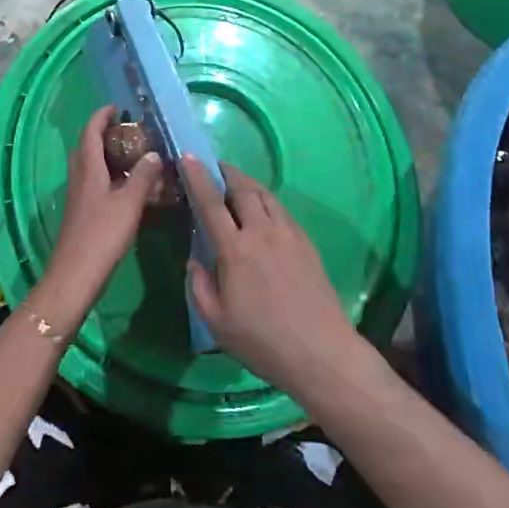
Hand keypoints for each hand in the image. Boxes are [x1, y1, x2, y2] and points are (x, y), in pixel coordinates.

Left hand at [46, 106, 162, 295]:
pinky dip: (106, 175)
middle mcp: (79, 179)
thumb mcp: (129, 204)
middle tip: (125, 130)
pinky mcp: (81, 213)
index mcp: (88, 170)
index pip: (90, 133)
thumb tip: (154, 154)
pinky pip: (92, 183)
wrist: (75, 276)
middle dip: (101, 134)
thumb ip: (142, 177)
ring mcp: (78, 197)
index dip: (100, 117)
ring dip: (104, 155)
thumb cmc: (102, 236)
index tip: (116, 107)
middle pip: (84, 147)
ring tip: (130, 155)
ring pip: (88, 166)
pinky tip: (124, 187)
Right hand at [184, 160, 361, 394]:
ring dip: (248, 182)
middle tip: (214, 166)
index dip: (197, 178)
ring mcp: (289, 234)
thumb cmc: (262, 340)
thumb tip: (196, 259)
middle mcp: (262, 232)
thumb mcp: (216, 321)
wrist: (320, 350)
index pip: (211, 203)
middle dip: (226, 172)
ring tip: (237, 181)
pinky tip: (264, 210)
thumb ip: (199, 285)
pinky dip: (267, 200)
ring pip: (266, 195)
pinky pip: (281, 210)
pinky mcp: (306, 242)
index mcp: (236, 249)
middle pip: (243, 189)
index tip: (188, 157)